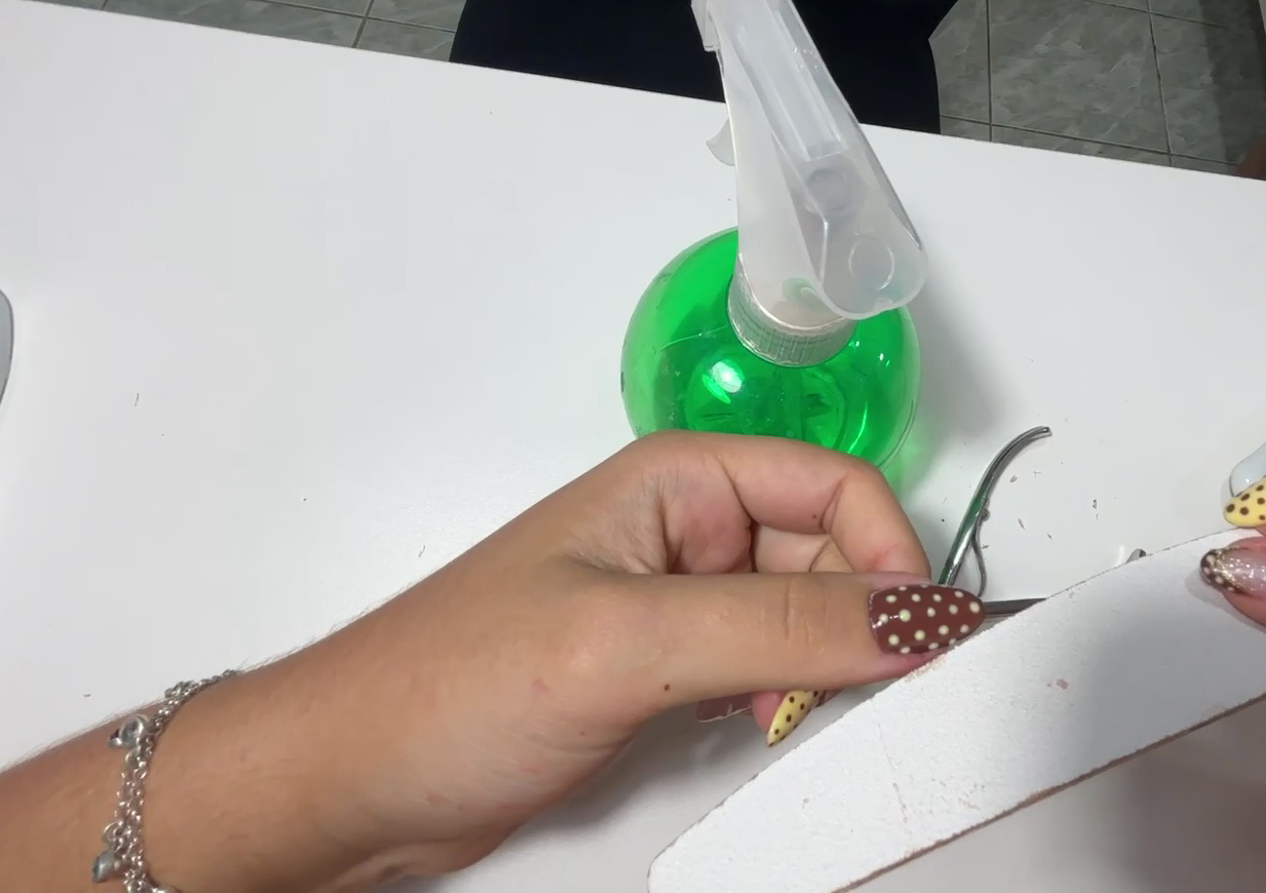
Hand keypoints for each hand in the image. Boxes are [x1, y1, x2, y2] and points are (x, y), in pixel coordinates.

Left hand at [0, 431, 983, 892]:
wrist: (343, 788)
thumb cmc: (466, 684)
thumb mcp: (632, 642)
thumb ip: (784, 627)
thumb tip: (922, 618)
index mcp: (689, 478)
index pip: (836, 488)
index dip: (889, 552)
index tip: (915, 642)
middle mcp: (699, 525)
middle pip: (830, 553)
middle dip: (855, 621)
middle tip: (837, 698)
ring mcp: (688, 596)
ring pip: (808, 613)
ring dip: (822, 664)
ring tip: (785, 717)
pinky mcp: (677, 659)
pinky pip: (772, 660)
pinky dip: (791, 693)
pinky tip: (765, 725)